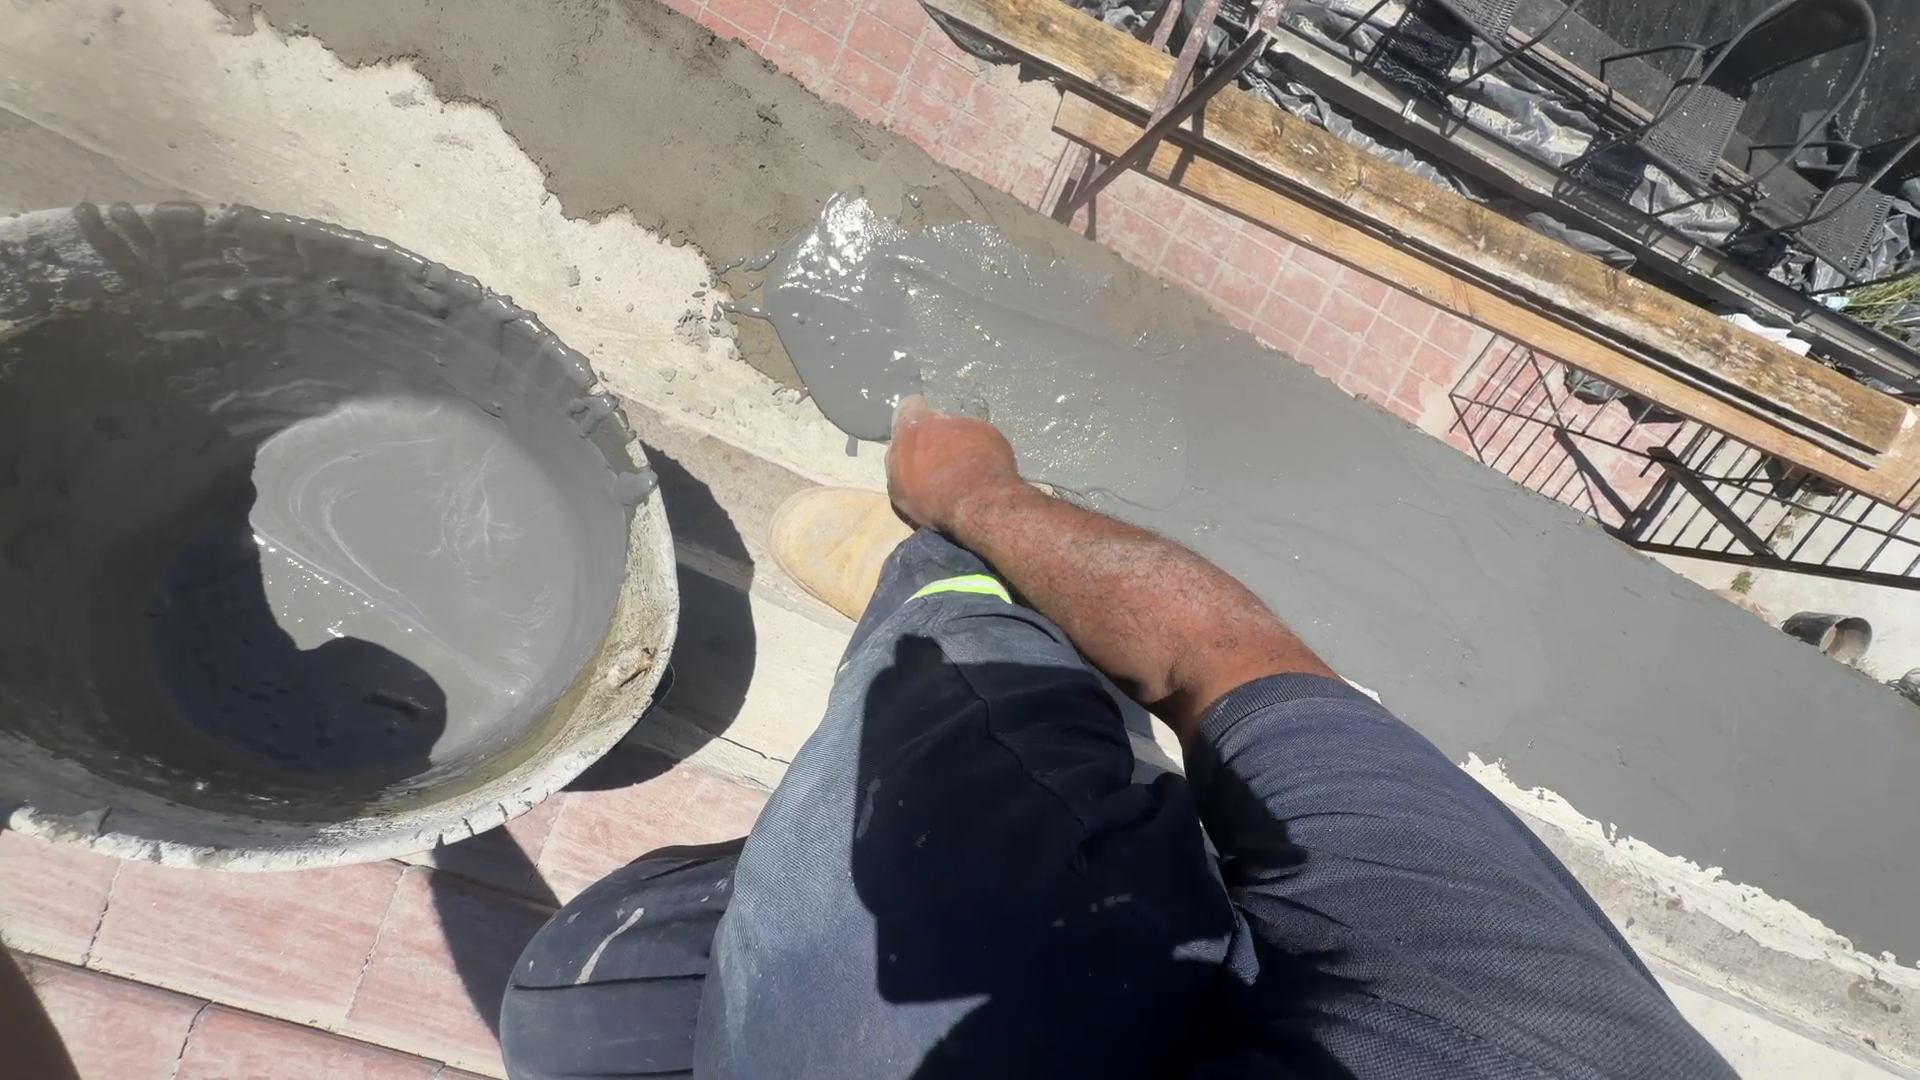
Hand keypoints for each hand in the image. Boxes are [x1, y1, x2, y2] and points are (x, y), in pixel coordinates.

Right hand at [886, 395, 1020, 532]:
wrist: (977, 501)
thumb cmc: (932, 499)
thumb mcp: (900, 491)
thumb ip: (899, 465)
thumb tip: (903, 458)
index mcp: (911, 429)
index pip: (908, 406)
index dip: (914, 419)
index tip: (917, 437)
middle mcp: (939, 419)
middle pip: (937, 422)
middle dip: (939, 438)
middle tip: (942, 465)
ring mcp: (969, 424)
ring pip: (962, 432)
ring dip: (962, 447)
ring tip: (967, 474)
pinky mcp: (993, 433)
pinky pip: (984, 440)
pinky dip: (983, 453)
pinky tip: (984, 474)